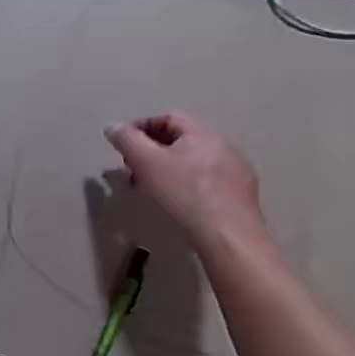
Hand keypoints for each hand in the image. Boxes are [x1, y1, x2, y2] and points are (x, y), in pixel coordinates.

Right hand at [105, 111, 265, 249]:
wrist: (228, 238)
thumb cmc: (184, 195)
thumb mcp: (146, 163)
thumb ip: (126, 139)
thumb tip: (113, 126)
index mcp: (203, 133)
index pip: (168, 118)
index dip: (141, 126)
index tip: (122, 144)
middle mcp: (224, 146)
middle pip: (181, 140)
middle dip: (151, 150)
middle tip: (132, 168)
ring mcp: (237, 172)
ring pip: (193, 162)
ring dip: (167, 169)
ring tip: (150, 188)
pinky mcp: (241, 197)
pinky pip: (206, 181)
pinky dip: (185, 185)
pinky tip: (176, 203)